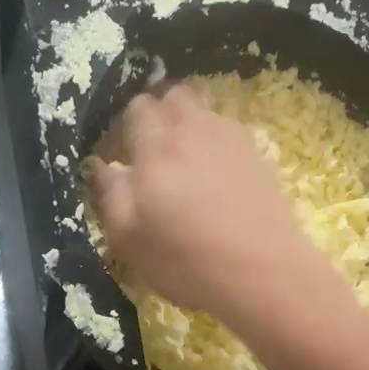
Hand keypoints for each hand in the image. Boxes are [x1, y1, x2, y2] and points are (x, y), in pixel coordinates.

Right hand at [95, 86, 342, 326]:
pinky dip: (218, 141)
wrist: (262, 272)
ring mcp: (229, 139)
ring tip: (189, 159)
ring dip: (191, 124)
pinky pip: (230, 132)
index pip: (137, 110)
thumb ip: (113, 199)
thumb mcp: (132, 243)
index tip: (130, 149)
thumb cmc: (187, 263)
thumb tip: (106, 168)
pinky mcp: (258, 155)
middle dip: (162, 113)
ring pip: (204, 111)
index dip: (131, 125)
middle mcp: (192, 131)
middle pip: (173, 97)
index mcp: (155, 150)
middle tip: (157, 148)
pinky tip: (219, 171)